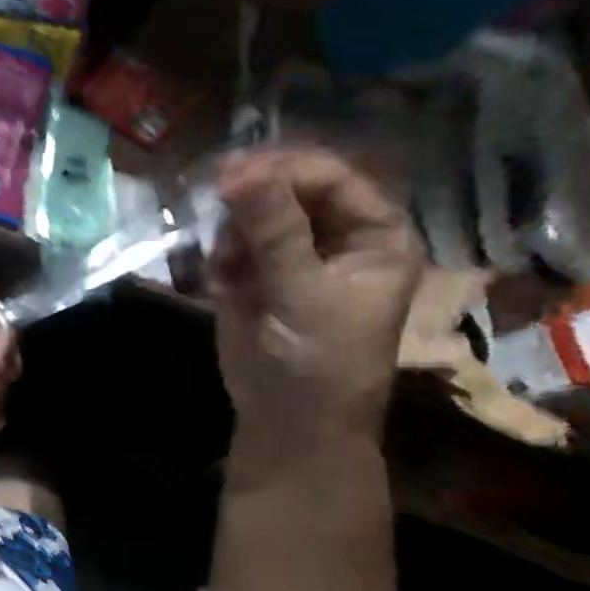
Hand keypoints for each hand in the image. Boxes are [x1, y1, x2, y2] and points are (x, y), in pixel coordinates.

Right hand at [210, 151, 422, 465]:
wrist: (287, 418)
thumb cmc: (318, 359)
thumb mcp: (303, 293)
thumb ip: (275, 232)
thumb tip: (242, 173)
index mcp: (374, 235)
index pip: (332, 180)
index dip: (285, 172)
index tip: (233, 175)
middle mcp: (335, 238)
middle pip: (292, 191)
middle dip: (254, 194)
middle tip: (215, 193)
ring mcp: (291, 258)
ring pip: (255, 216)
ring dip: (233, 230)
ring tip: (226, 263)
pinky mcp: (253, 279)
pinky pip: (232, 246)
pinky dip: (220, 255)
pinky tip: (220, 279)